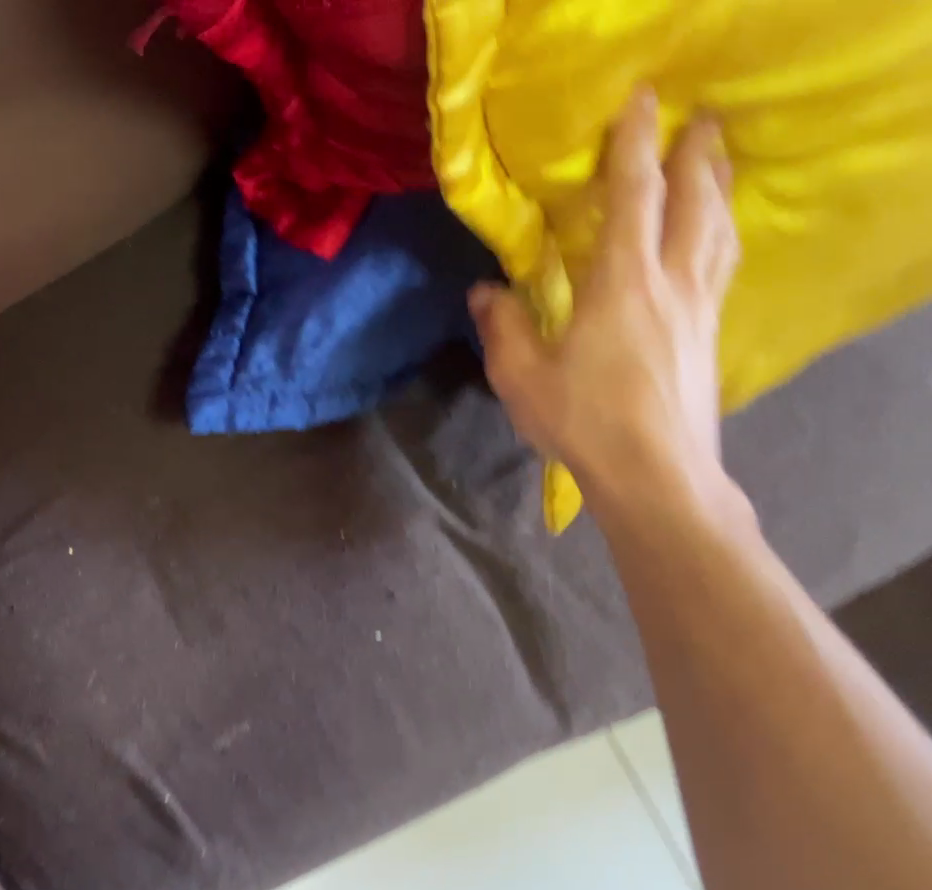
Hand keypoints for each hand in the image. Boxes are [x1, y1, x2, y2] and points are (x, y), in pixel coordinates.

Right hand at [470, 89, 742, 522]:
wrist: (654, 468)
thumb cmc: (580, 419)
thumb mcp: (520, 376)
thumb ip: (503, 326)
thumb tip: (485, 290)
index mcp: (621, 284)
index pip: (632, 199)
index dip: (633, 147)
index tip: (639, 104)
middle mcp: (670, 281)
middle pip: (693, 201)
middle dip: (694, 154)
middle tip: (694, 119)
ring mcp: (698, 305)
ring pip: (717, 227)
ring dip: (716, 186)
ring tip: (712, 162)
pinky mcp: (708, 330)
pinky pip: (721, 261)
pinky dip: (720, 230)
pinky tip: (714, 233)